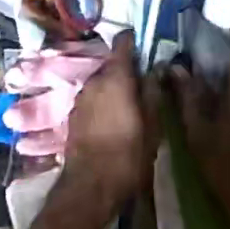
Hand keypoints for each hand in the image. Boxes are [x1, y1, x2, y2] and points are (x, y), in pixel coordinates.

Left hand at [58, 30, 159, 216]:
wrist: (89, 187)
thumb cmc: (127, 155)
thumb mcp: (152, 126)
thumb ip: (154, 93)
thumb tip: (156, 69)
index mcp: (115, 77)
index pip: (123, 43)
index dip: (134, 41)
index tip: (146, 47)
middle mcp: (94, 80)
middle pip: (112, 65)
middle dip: (126, 71)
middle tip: (143, 86)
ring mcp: (80, 97)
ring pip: (101, 83)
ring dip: (113, 88)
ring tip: (128, 107)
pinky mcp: (73, 115)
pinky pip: (91, 99)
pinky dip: (102, 103)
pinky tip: (111, 122)